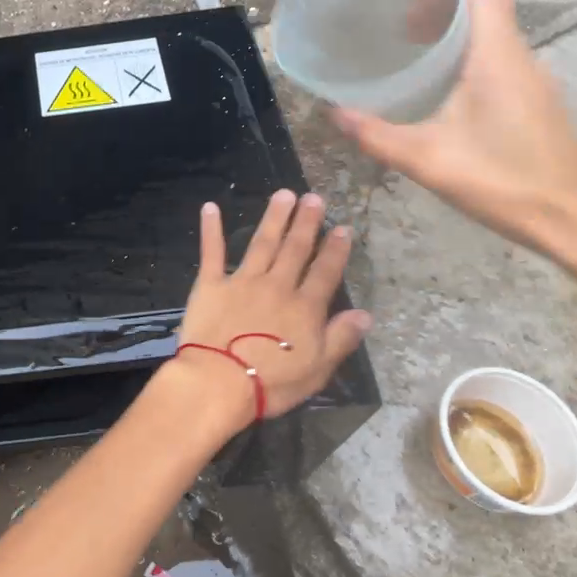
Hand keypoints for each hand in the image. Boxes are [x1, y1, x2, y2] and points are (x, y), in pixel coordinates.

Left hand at [171, 191, 371, 432]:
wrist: (219, 380)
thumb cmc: (272, 382)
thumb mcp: (318, 368)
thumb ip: (341, 338)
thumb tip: (366, 314)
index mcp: (304, 308)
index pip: (325, 273)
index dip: (335, 250)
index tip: (342, 228)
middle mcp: (276, 286)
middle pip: (295, 250)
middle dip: (306, 223)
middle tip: (313, 198)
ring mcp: (242, 281)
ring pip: (262, 243)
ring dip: (274, 217)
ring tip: (283, 194)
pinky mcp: (210, 284)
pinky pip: (212, 252)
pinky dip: (211, 229)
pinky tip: (210, 207)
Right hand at [333, 0, 576, 253]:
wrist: (573, 221)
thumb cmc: (503, 181)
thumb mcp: (428, 160)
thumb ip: (377, 135)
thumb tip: (335, 114)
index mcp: (498, 61)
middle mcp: (521, 61)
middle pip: (488, 8)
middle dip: (445, 0)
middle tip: (401, 15)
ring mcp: (535, 82)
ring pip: (497, 33)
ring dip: (458, 27)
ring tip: (415, 42)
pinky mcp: (538, 102)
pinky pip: (501, 57)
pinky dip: (470, 51)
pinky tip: (444, 81)